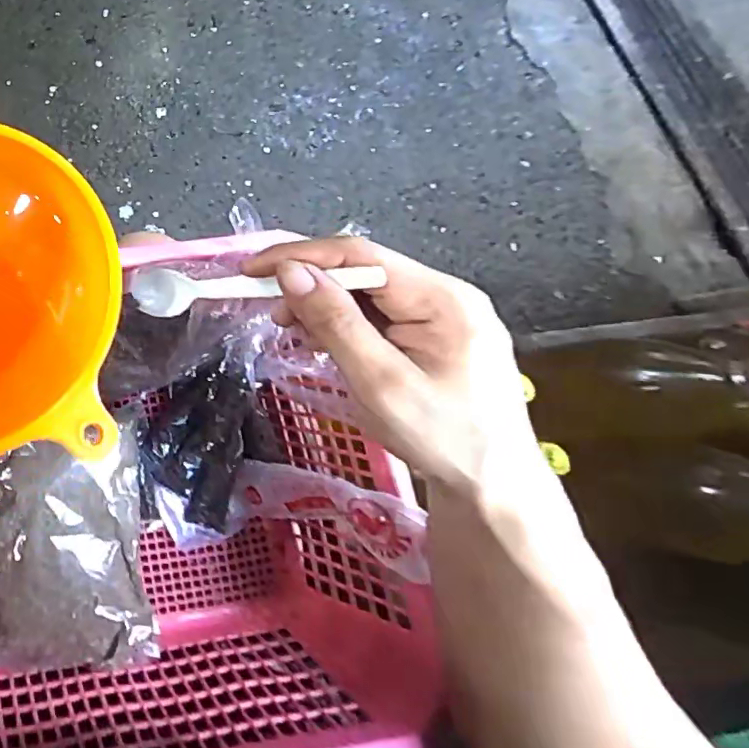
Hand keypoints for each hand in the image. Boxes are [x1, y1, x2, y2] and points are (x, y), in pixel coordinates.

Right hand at [241, 237, 543, 497]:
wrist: (494, 491)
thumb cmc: (443, 440)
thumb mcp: (380, 382)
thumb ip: (335, 322)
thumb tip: (290, 273)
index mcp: (442, 299)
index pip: (360, 255)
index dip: (300, 256)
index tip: (254, 269)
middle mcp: (444, 296)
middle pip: (362, 270)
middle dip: (310, 283)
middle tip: (272, 310)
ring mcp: (440, 316)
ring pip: (364, 292)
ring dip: (322, 305)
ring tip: (293, 330)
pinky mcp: (430, 336)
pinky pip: (375, 315)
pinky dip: (340, 323)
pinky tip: (321, 341)